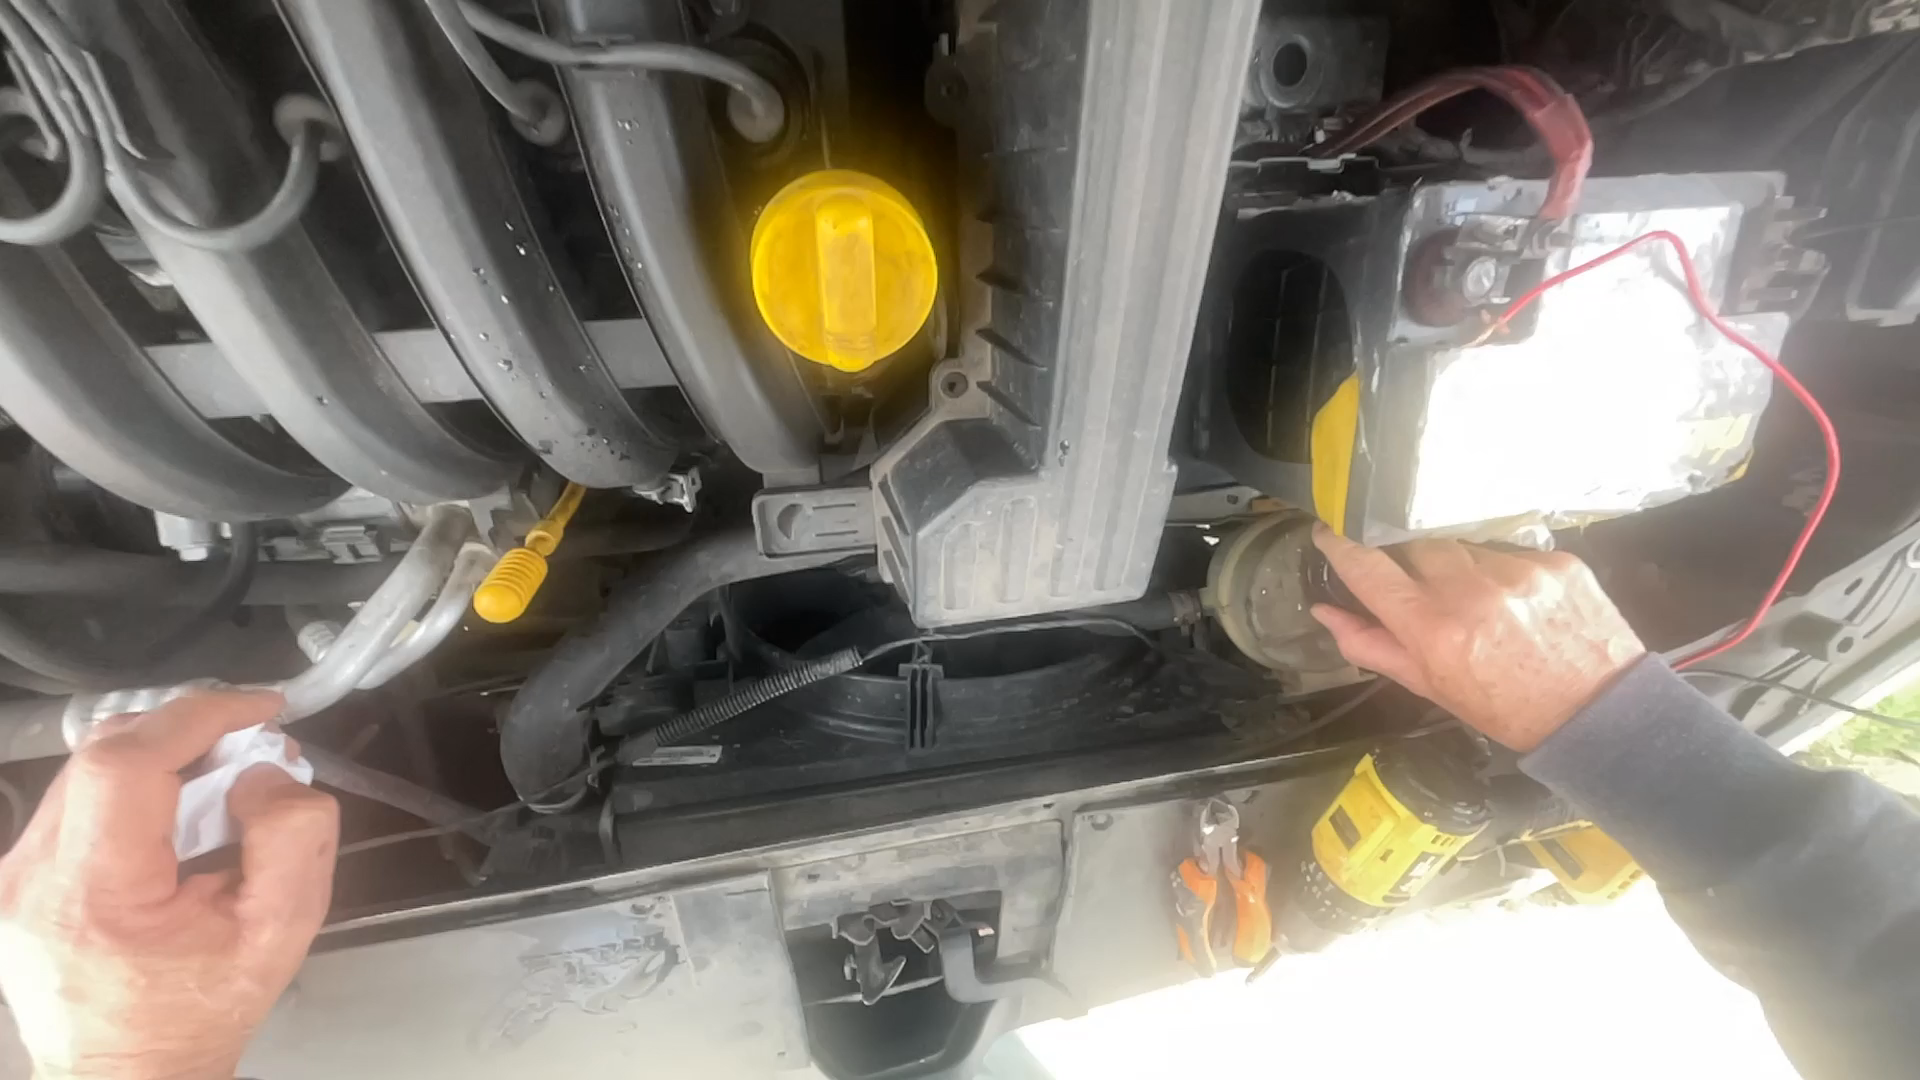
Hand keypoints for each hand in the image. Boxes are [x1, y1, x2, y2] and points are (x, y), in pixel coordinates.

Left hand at [0, 691, 337, 1079]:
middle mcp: (26, 877)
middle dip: (197, 727)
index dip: (200, 715)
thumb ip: (294, 833)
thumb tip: (264, 775)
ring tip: (238, 778)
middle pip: (104, 754)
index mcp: (90, 892)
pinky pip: (89, 796)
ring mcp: (13, 877)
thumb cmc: (213, 997)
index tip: (267, 709)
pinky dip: (154, 778)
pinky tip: (197, 806)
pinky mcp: (23, 876)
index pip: (125, 763)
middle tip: (263, 745)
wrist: (134, 1067)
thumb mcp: (289, 918)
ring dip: (177, 751)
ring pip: (94, 769)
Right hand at [1309, 525, 1646, 751]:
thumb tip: (1323, 611)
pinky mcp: (1556, 563)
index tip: (1326, 532)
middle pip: (1414, 547)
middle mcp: (1470, 592)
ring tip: (1472, 597)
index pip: (1368, 569)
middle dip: (1407, 562)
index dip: (1340, 546)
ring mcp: (1517, 573)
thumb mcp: (1426, 684)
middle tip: (1419, 588)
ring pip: (1459, 547)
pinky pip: (1505, 552)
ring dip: (1453, 565)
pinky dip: (1497, 570)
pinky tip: (1513, 599)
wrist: (1601, 714)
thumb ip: (1368, 644)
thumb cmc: (1501, 706)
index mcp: (1432, 629)